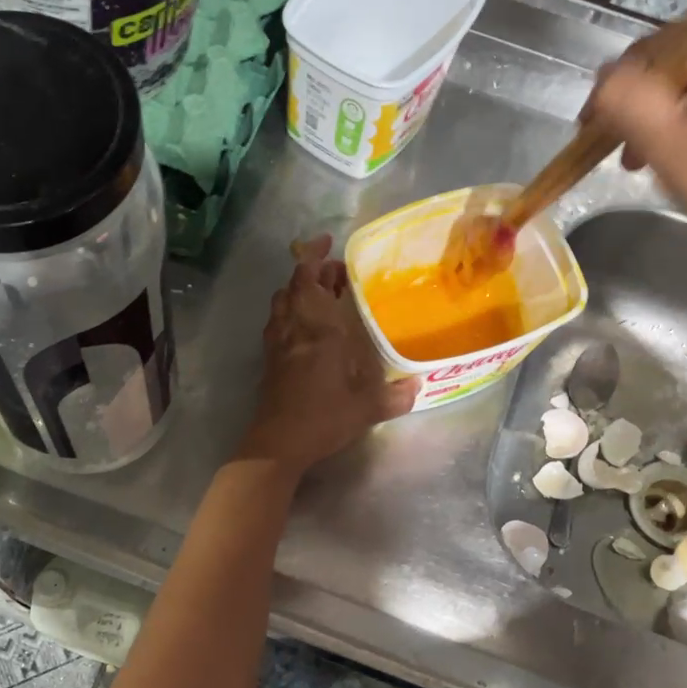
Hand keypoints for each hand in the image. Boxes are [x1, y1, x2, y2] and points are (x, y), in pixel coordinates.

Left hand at [237, 236, 418, 472]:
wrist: (277, 444)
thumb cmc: (323, 418)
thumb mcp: (366, 408)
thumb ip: (394, 395)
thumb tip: (418, 386)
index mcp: (318, 328)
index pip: (308, 278)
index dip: (315, 256)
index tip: (328, 244)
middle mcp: (293, 328)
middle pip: (294, 285)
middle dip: (313, 273)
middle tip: (337, 277)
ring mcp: (277, 345)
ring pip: (281, 303)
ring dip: (298, 293)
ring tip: (322, 298)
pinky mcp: (268, 363)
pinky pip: (277, 325)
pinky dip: (290, 316)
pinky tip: (306, 331)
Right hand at [582, 5, 686, 272]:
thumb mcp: (665, 142)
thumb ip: (623, 99)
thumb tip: (604, 79)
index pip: (656, 46)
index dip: (616, 90)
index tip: (590, 133)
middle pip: (686, 56)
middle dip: (649, 104)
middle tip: (626, 155)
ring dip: (677, 112)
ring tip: (658, 160)